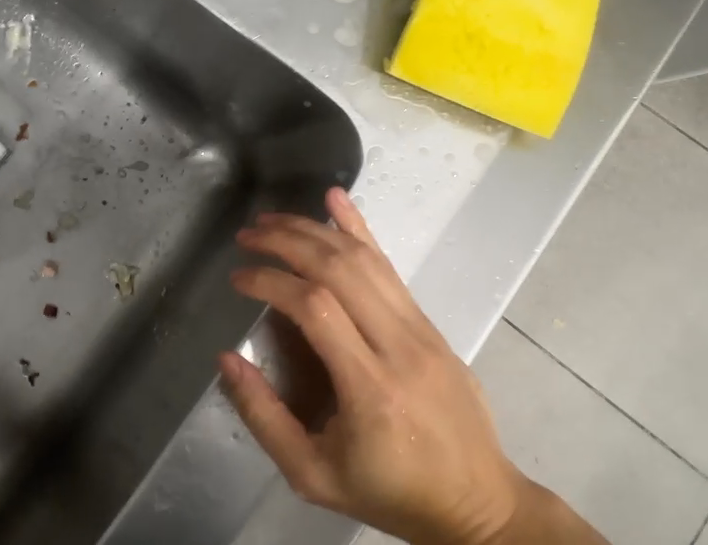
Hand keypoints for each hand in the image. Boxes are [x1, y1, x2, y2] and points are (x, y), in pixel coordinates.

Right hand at [219, 188, 532, 544]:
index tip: (238, 280)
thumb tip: (226, 358)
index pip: (315, 308)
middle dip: (287, 242)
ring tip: (272, 220)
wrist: (480, 507)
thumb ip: (264, 418)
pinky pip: (390, 269)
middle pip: (340, 270)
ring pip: (366, 260)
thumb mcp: (314, 475)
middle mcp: (400, 347)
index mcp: (371, 388)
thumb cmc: (391, 493)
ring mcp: (423, 331)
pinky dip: (360, 229)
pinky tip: (335, 200)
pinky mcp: (432, 326)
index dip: (270, 282)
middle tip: (247, 237)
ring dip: (314, 230)